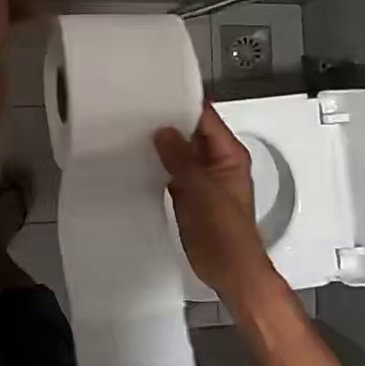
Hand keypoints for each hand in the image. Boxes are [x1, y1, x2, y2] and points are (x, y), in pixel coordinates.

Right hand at [154, 104, 271, 298]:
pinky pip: (173, 171)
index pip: (205, 117)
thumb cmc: (227, 235)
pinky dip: (159, 166)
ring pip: (181, 152)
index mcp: (230, 154)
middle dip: (168, 123)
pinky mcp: (191, 194)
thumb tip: (164, 132)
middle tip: (138, 112)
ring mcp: (204, 178)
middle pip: (192, 132)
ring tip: (134, 132)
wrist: (230, 271)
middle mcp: (218, 162)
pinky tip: (140, 161)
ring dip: (162, 145)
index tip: (157, 94)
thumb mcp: (201, 191)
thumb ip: (181, 159)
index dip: (183, 103)